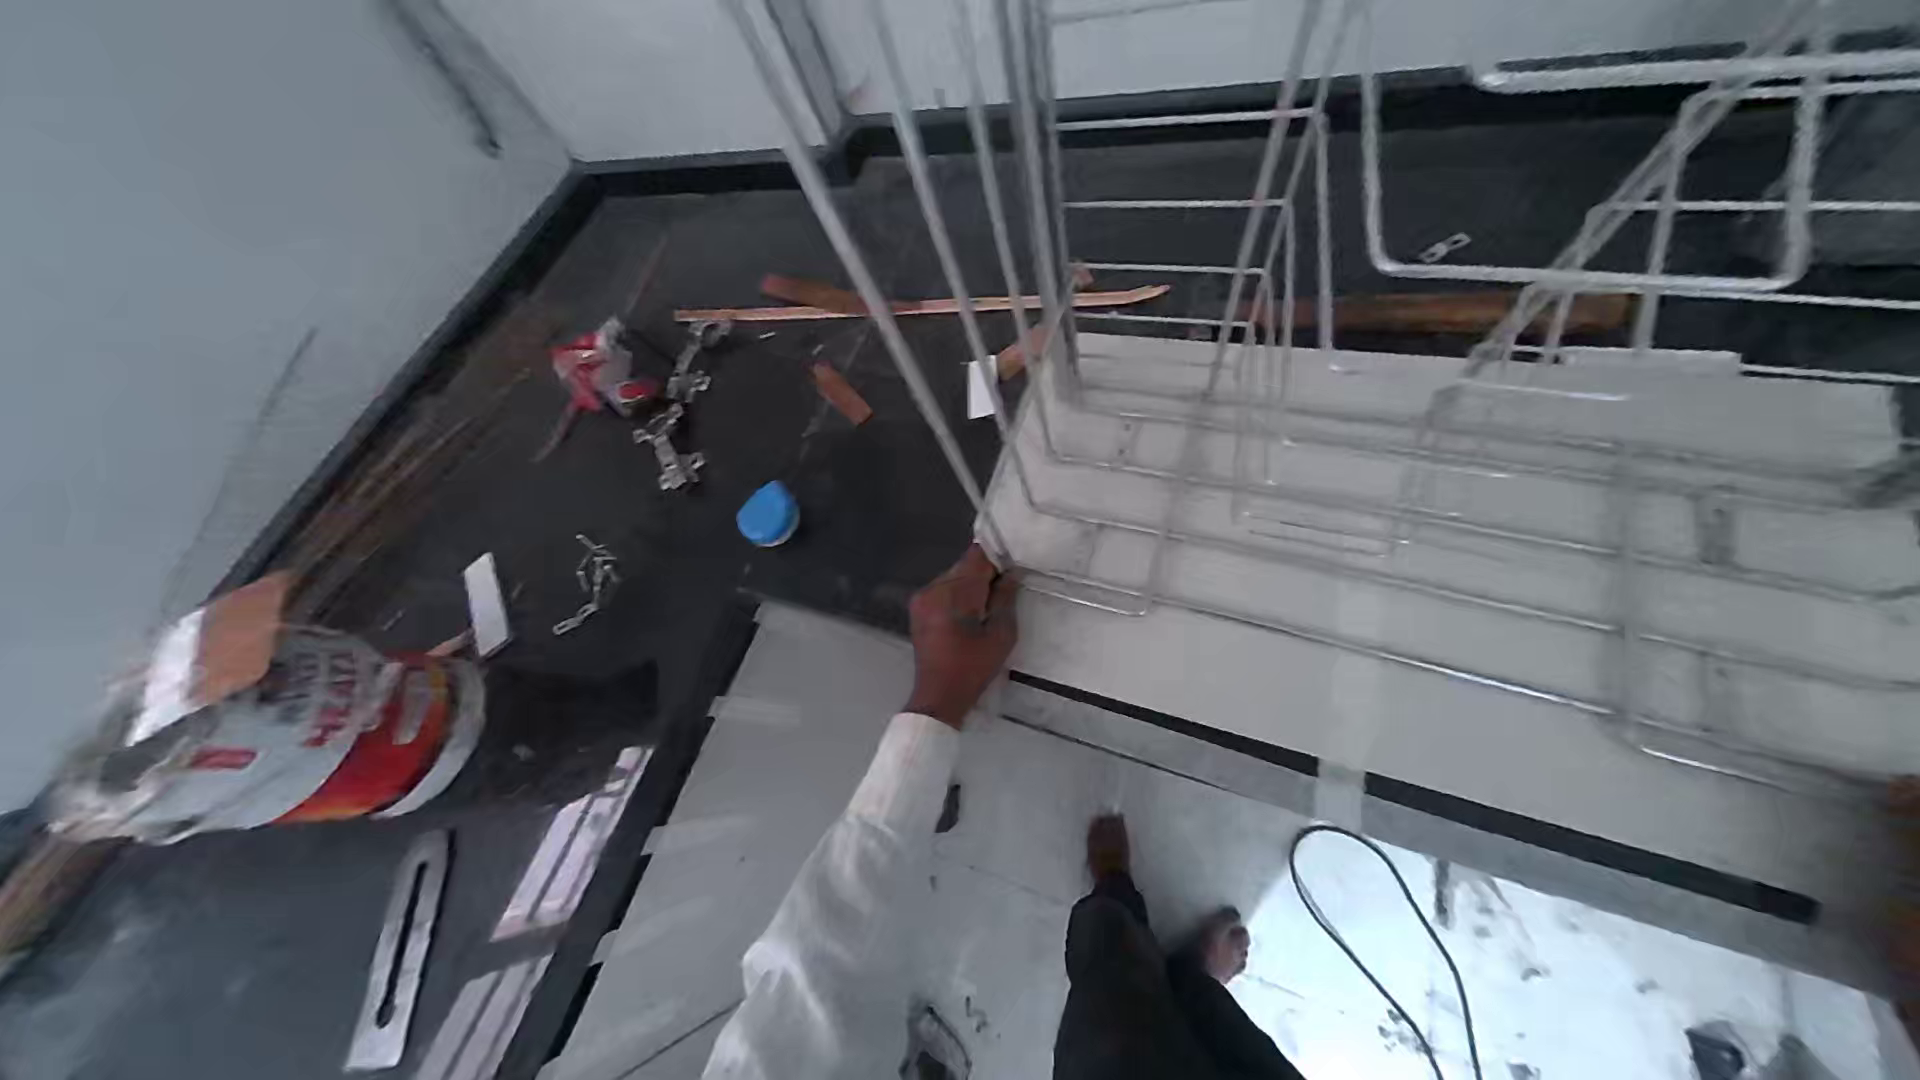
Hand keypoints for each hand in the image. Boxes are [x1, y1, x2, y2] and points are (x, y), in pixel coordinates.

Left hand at [904, 544, 1018, 728]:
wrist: (938, 696)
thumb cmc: (973, 668)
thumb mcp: (1001, 635)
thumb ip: (1006, 599)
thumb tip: (1011, 574)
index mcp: (954, 593)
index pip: (977, 557)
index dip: (997, 558)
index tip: (1012, 568)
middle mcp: (934, 588)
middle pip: (964, 565)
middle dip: (985, 574)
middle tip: (1004, 591)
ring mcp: (922, 597)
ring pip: (954, 575)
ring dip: (971, 584)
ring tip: (987, 605)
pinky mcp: (918, 607)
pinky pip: (943, 588)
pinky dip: (958, 594)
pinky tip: (969, 612)